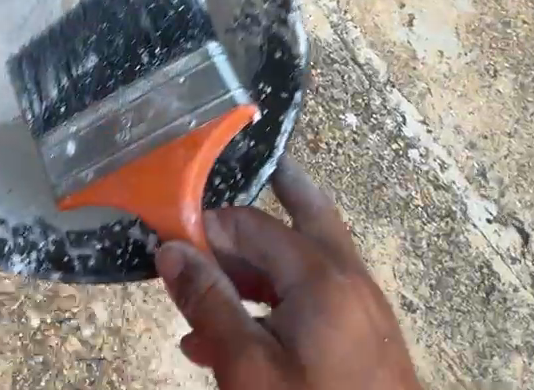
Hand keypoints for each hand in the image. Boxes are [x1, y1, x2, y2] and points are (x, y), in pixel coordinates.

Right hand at [155, 160, 421, 389]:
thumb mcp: (247, 366)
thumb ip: (207, 300)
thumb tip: (169, 248)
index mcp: (321, 276)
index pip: (250, 223)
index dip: (205, 228)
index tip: (168, 241)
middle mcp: (348, 280)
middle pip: (307, 212)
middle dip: (271, 189)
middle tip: (234, 167)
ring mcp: (363, 313)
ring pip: (303, 263)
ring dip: (254, 265)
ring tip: (203, 286)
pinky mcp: (365, 345)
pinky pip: (314, 302)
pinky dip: (273, 301)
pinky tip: (230, 337)